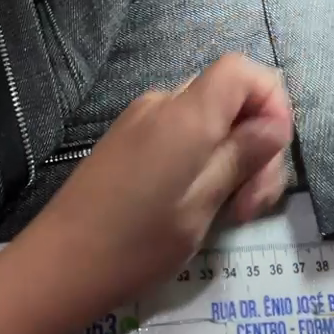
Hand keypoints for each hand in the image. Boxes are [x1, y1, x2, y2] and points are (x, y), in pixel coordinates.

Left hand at [16, 53, 292, 316]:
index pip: (242, 69)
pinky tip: (199, 201)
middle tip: (252, 205)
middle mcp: (165, 102)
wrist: (57, 264)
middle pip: (230, 95)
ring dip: (231, 156)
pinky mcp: (131, 137)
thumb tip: (276, 123)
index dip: (271, 101)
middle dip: (255, 142)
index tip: (273, 153)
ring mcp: (144, 117)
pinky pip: (183, 130)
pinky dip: (204, 157)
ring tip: (229, 211)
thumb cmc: (136, 243)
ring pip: (210, 117)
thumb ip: (240, 157)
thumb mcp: (201, 207)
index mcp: (186, 113)